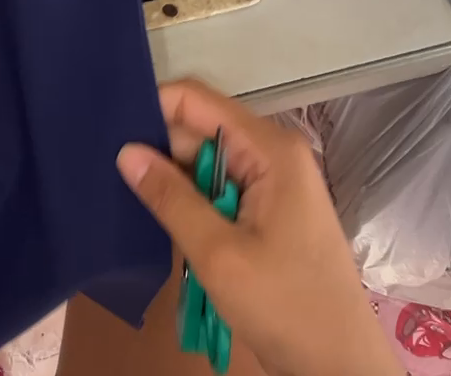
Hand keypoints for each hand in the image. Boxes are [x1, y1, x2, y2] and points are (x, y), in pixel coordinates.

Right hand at [116, 81, 401, 375]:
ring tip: (124, 191)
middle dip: (157, 147)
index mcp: (268, 148)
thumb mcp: (219, 254)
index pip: (196, 101)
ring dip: (171, 178)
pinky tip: (158, 214)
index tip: (111, 132)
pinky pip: (218, 186)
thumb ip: (170, 198)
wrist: (342, 372)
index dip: (153, 108)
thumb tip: (125, 151)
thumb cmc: (288, 307)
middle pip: (198, 129)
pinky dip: (190, 199)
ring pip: (204, 161)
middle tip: (107, 168)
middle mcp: (271, 153)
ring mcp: (271, 181)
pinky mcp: (267, 209)